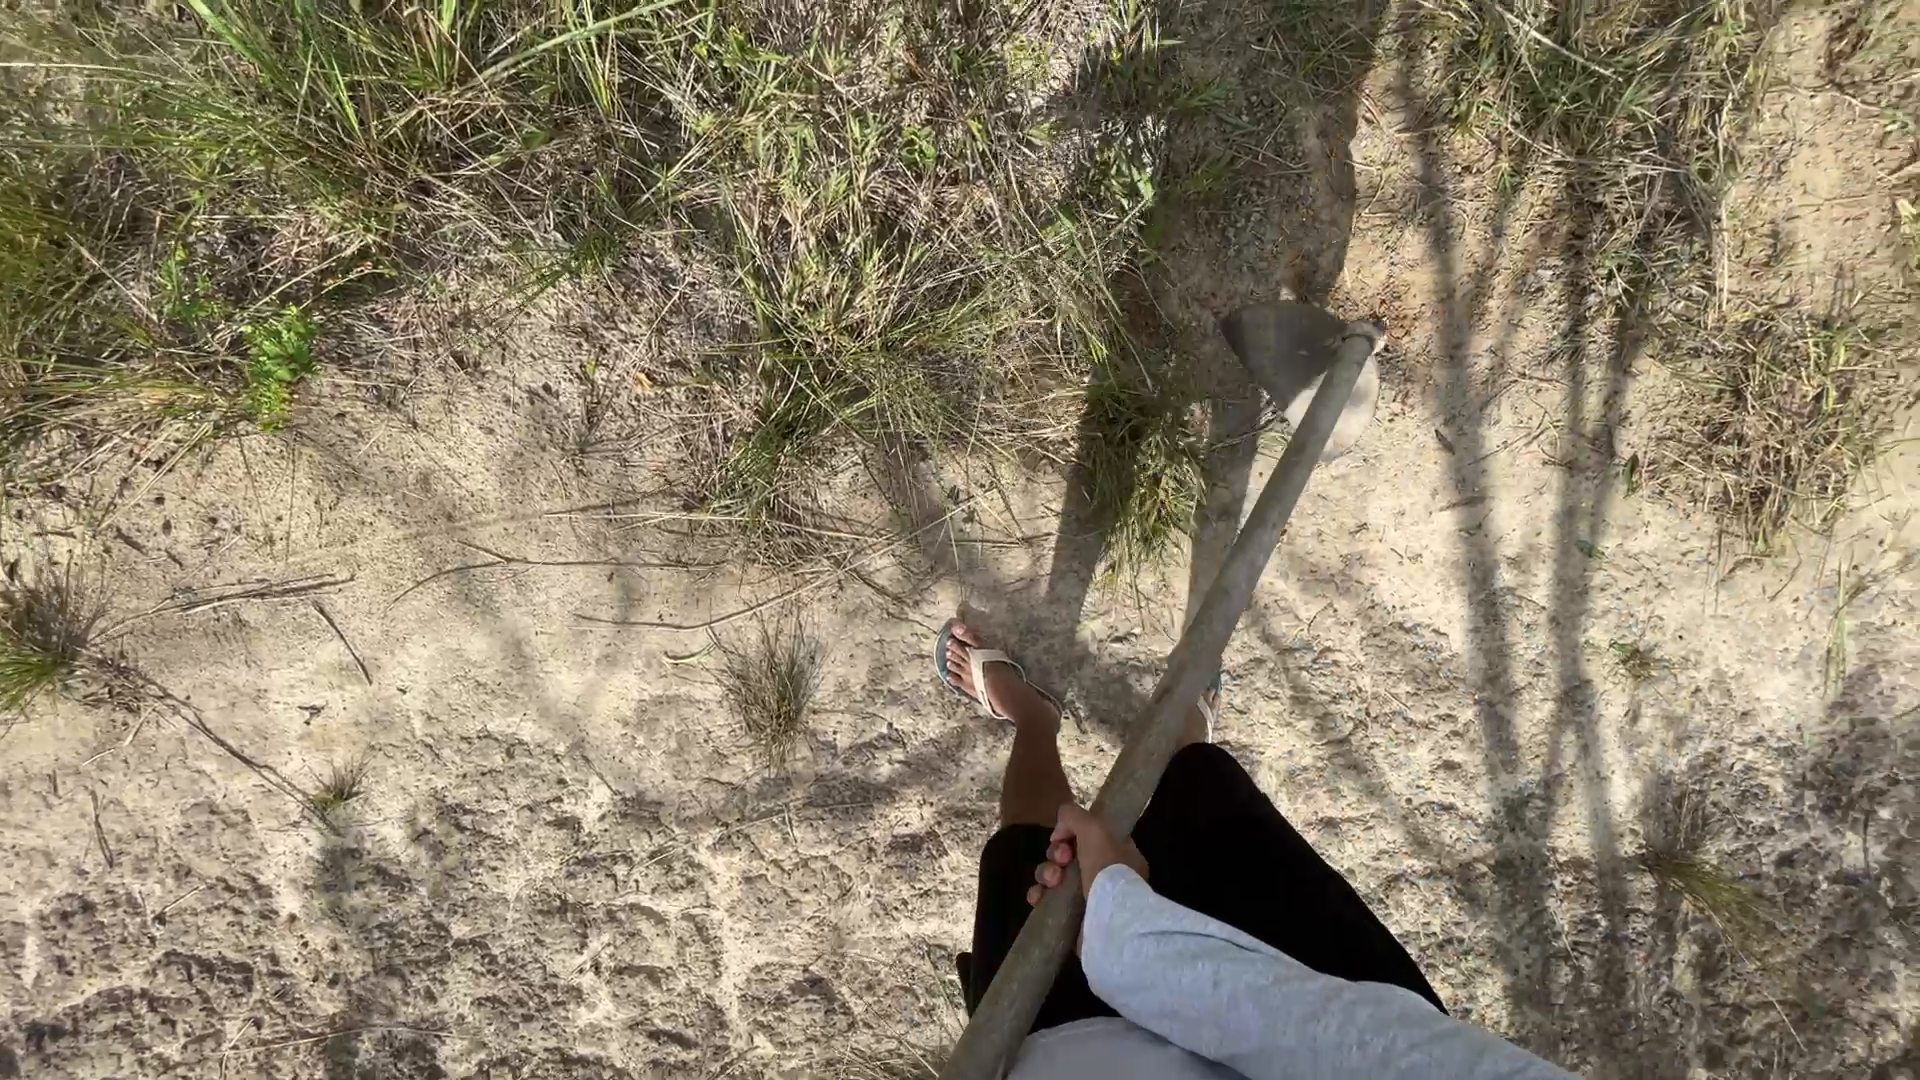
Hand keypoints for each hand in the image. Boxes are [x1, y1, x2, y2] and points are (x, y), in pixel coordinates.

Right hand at [1026, 803, 1148, 907]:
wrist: (1112, 923)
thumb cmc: (1108, 869)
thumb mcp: (1095, 828)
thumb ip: (1074, 815)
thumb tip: (1059, 828)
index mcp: (1118, 852)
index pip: (1088, 834)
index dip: (1070, 832)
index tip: (1062, 837)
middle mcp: (1105, 874)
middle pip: (1067, 854)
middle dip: (1056, 854)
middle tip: (1061, 860)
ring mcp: (1089, 897)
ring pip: (1055, 875)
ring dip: (1046, 873)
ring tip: (1051, 881)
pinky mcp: (1073, 917)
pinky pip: (1049, 900)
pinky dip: (1040, 895)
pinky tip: (1038, 897)